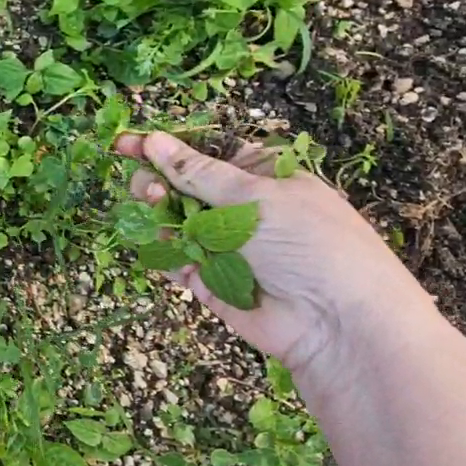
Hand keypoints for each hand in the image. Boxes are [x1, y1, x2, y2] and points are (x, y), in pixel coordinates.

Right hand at [114, 131, 435, 377]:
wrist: (339, 325)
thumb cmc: (311, 245)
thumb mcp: (254, 197)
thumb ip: (196, 171)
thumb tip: (152, 140)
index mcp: (259, 176)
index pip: (201, 152)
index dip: (164, 147)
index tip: (126, 143)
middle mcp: (237, 207)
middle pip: (176, 184)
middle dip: (155, 183)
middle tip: (147, 190)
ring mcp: (221, 243)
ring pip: (168, 220)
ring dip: (156, 216)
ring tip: (159, 219)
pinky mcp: (207, 277)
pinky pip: (171, 258)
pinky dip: (165, 255)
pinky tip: (174, 258)